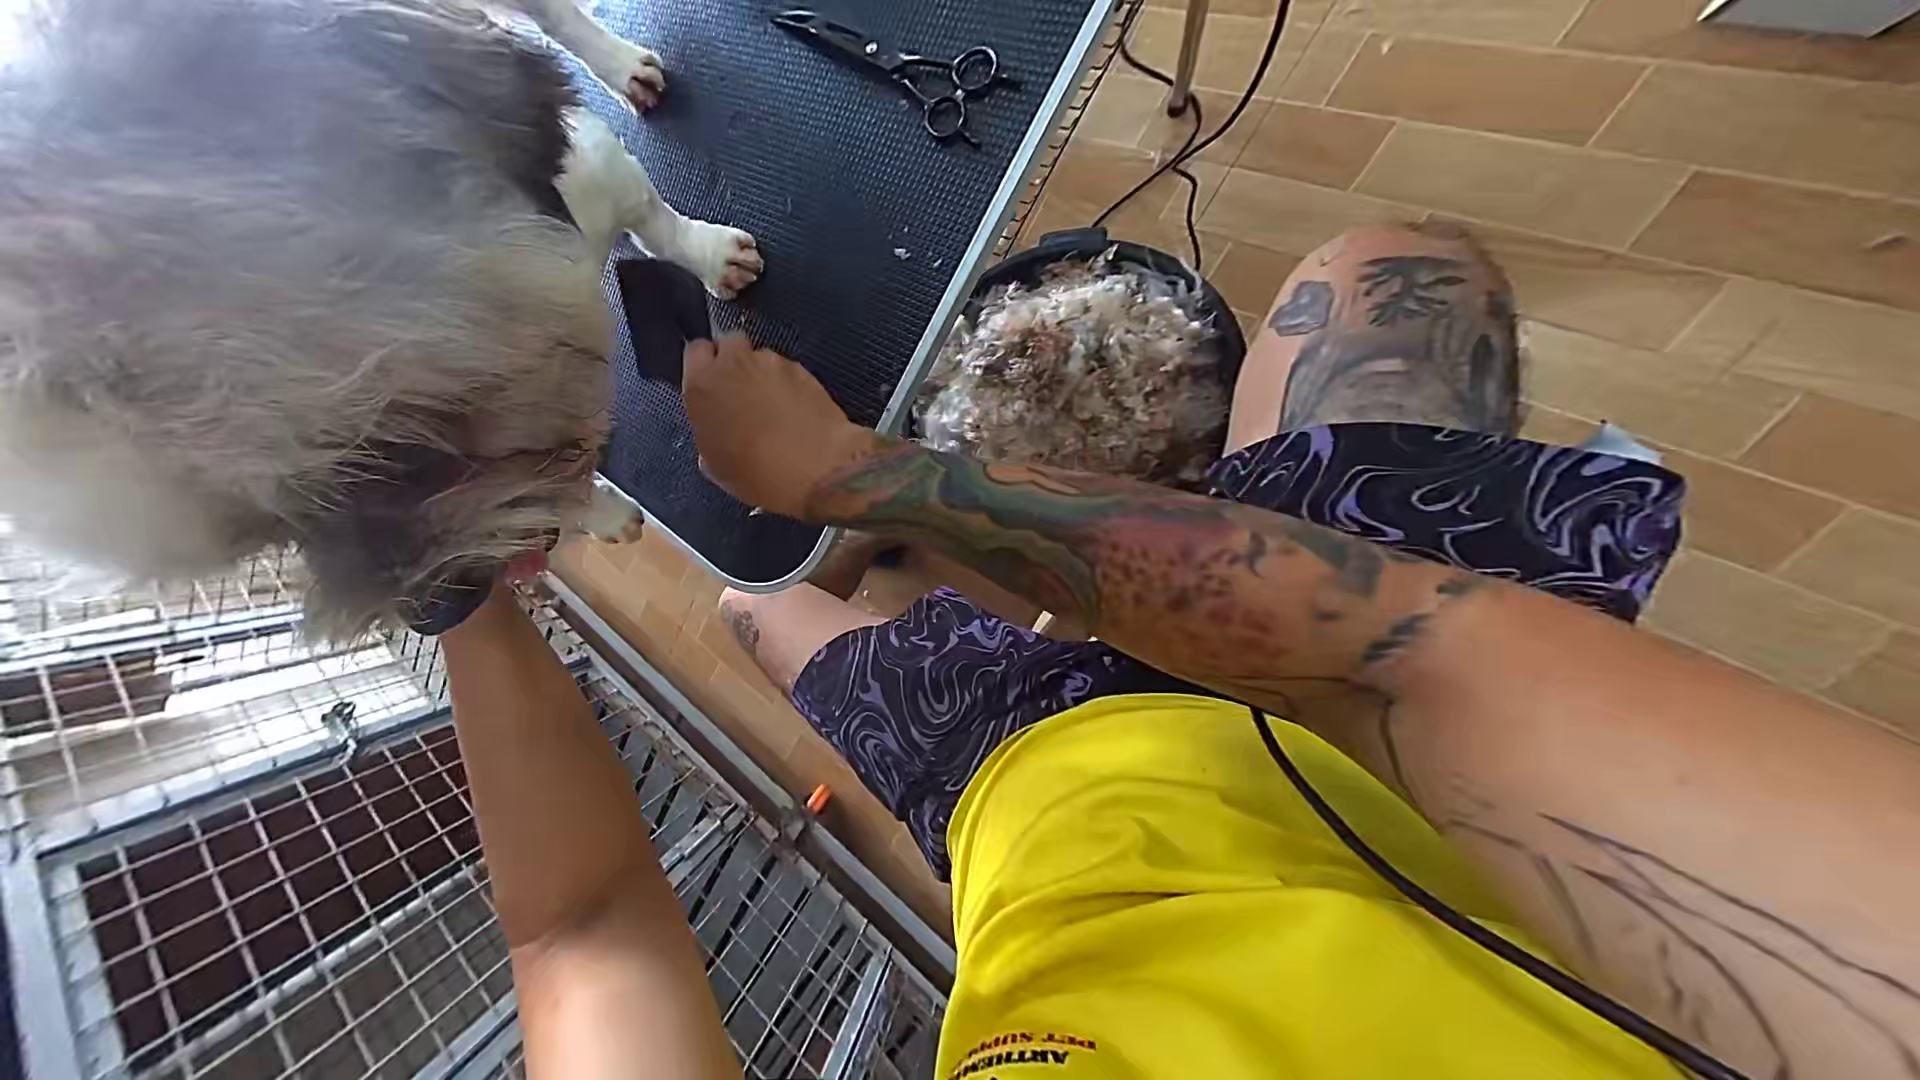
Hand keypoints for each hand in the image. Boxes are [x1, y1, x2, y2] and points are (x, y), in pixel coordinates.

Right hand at [681, 335, 885, 519]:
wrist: (817, 470)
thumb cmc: (758, 474)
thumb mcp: (717, 465)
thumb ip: (709, 434)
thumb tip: (719, 431)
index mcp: (703, 384)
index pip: (696, 351)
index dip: (706, 366)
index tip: (714, 386)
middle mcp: (736, 363)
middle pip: (731, 343)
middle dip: (736, 361)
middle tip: (744, 392)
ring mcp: (774, 363)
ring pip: (763, 357)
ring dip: (766, 375)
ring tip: (778, 408)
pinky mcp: (806, 370)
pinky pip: (791, 371)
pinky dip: (792, 385)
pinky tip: (800, 411)